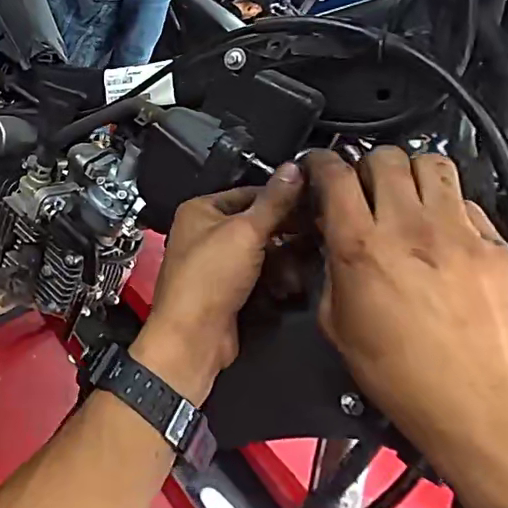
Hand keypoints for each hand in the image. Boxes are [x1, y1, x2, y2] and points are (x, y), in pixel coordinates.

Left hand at [134, 163, 303, 402]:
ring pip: (262, 252)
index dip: (280, 197)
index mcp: (200, 210)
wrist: (194, 336)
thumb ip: (273, 202)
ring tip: (298, 265)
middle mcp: (205, 233)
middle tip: (313, 235)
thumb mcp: (246, 232)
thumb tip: (292, 171)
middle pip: (257, 224)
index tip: (310, 201)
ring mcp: (217, 262)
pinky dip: (275, 279)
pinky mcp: (228, 288)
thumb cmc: (204, 281)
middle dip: (285, 233)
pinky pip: (260, 276)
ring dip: (283, 260)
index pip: (248, 192)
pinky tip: (286, 285)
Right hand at [307, 148, 507, 483]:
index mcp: (361, 248)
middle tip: (363, 182)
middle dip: (366, 164)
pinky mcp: (500, 251)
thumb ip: (332, 272)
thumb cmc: (409, 380)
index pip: (335, 174)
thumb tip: (334, 246)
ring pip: (433, 164)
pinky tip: (443, 230)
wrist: (486, 413)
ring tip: (406, 192)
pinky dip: (450, 206)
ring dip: (411, 172)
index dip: (321, 161)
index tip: (320, 166)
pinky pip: (470, 204)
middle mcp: (410, 231)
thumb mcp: (339, 324)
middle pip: (385, 158)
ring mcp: (460, 237)